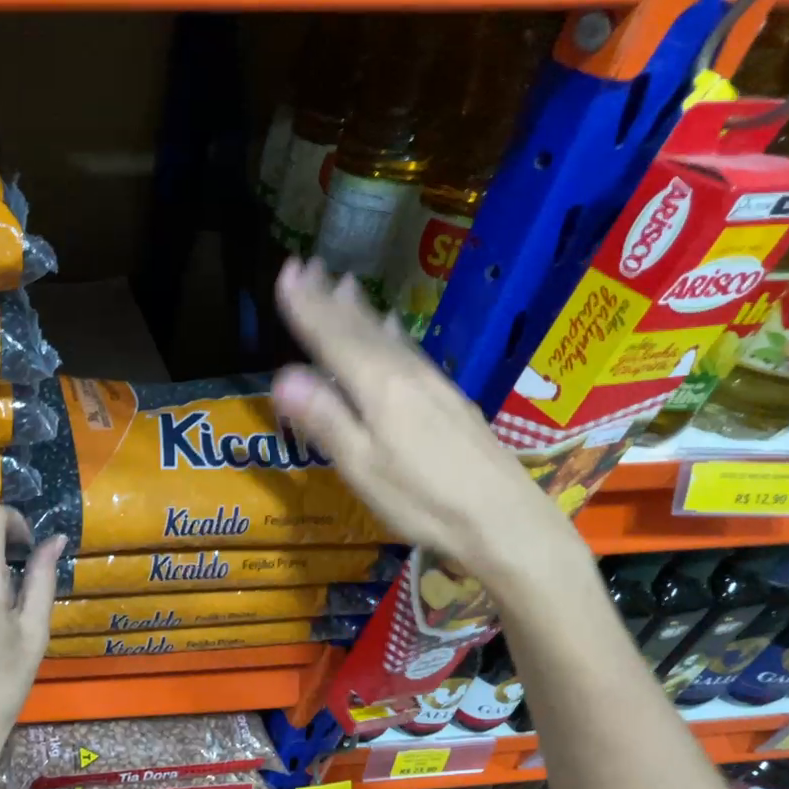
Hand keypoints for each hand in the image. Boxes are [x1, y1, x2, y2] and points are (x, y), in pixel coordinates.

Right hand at [270, 257, 584, 590]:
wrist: (506, 523)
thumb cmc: (424, 503)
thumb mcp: (363, 468)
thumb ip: (326, 420)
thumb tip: (282, 375)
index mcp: (379, 391)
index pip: (334, 340)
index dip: (307, 307)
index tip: (285, 273)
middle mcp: (406, 376)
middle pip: (360, 331)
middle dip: (329, 299)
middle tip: (305, 265)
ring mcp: (432, 386)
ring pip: (387, 338)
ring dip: (360, 310)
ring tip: (344, 283)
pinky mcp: (448, 401)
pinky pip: (408, 351)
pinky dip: (390, 334)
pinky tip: (390, 329)